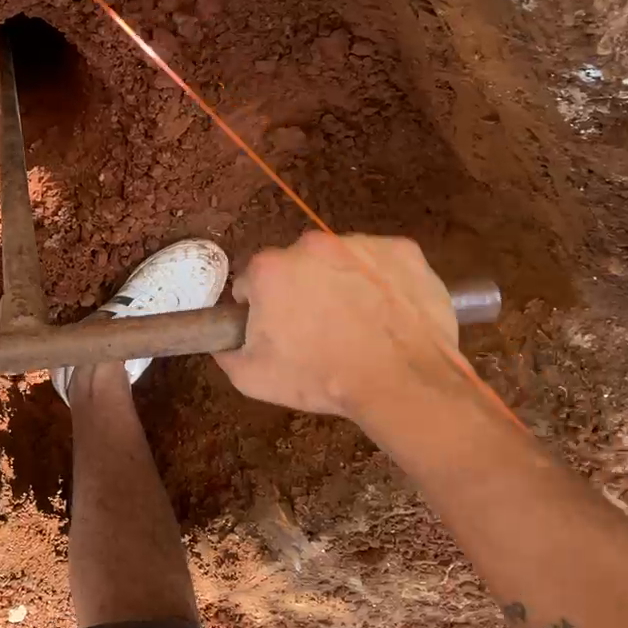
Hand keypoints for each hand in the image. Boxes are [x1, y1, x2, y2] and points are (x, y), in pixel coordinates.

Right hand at [215, 232, 459, 421]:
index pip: (252, 282)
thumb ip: (226, 352)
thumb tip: (224, 341)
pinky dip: (380, 280)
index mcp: (268, 268)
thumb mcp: (251, 378)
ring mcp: (361, 243)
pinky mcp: (403, 250)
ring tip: (356, 323)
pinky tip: (385, 311)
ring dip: (339, 282)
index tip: (276, 331)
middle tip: (316, 329)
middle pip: (294, 266)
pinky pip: (381, 261)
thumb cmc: (321, 378)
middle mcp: (310, 244)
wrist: (402, 384)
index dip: (260, 308)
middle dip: (299, 290)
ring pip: (338, 260)